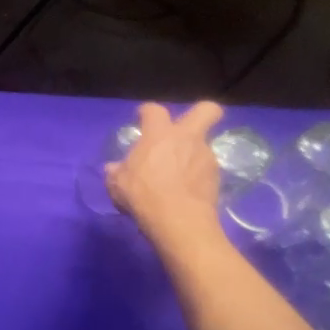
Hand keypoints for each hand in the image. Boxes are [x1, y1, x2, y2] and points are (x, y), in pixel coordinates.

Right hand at [106, 101, 225, 247]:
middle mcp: (187, 138)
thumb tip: (114, 168)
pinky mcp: (216, 176)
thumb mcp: (117, 184)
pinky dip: (194, 174)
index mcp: (159, 135)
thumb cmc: (142, 195)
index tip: (142, 116)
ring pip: (202, 145)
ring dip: (190, 153)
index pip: (154, 110)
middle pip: (206, 110)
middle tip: (185, 128)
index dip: (147, 111)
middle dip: (201, 112)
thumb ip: (117, 171)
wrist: (178, 219)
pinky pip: (203, 167)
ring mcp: (205, 156)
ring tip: (175, 173)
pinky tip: (183, 188)